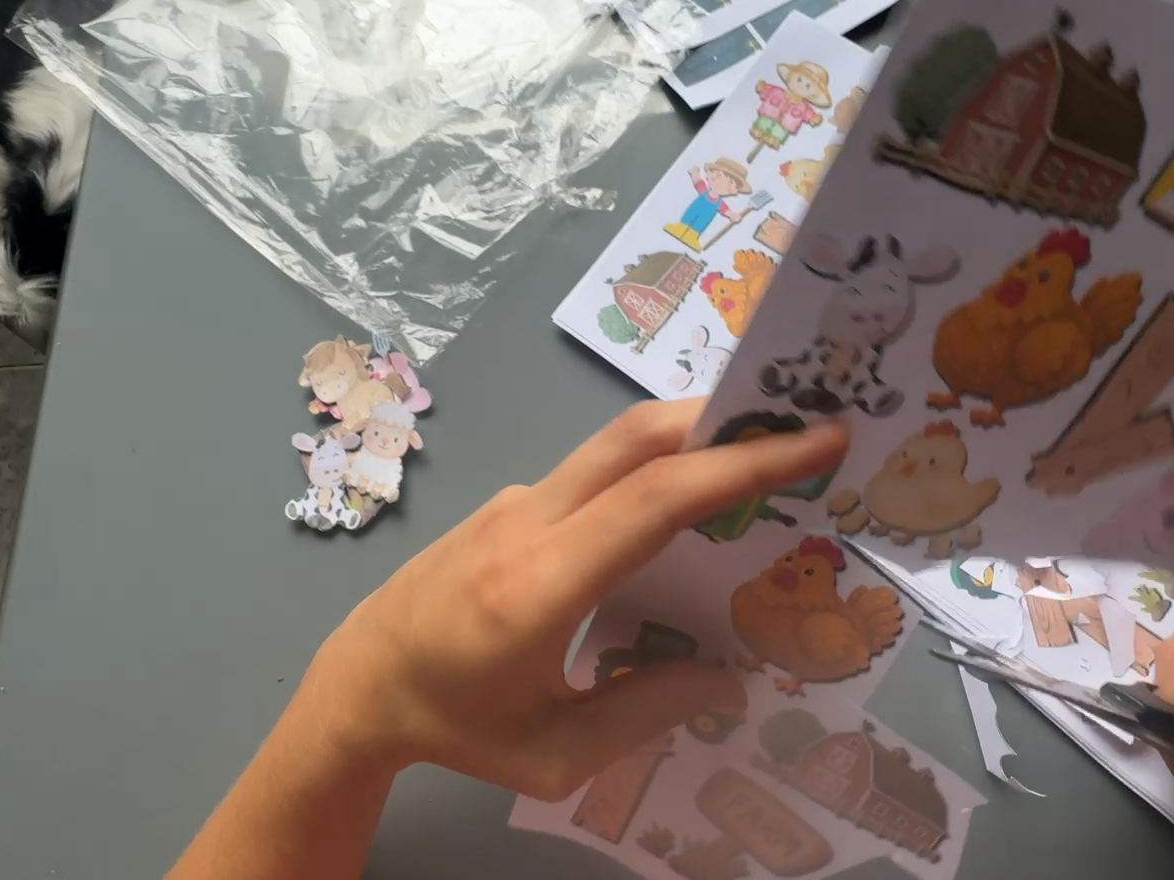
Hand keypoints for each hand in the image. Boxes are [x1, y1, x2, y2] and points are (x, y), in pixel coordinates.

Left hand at [293, 399, 849, 799]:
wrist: (359, 680)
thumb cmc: (454, 723)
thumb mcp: (552, 752)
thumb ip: (644, 713)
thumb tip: (727, 677)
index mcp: (541, 583)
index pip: (654, 499)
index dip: (740, 462)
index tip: (814, 440)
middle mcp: (528, 518)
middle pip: (633, 438)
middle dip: (721, 421)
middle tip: (796, 429)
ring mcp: (514, 500)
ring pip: (612, 448)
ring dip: (686, 442)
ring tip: (753, 469)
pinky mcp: (509, 502)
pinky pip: (591, 474)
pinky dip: (648, 473)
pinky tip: (674, 517)